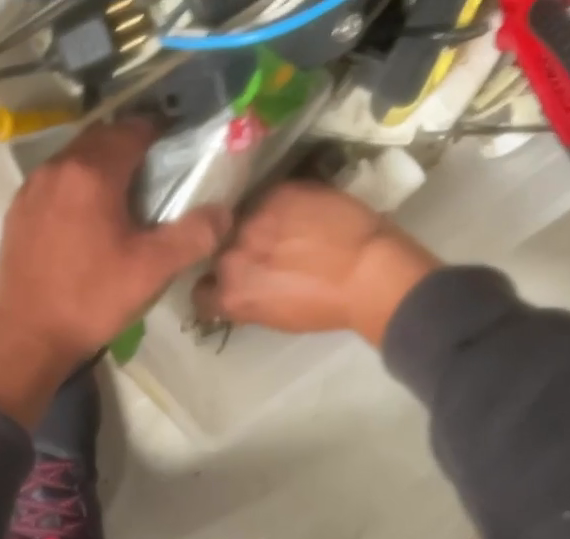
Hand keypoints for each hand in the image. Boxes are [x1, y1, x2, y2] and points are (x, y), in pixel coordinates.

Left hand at [0, 119, 229, 428]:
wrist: (28, 337)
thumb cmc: (92, 300)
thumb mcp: (152, 271)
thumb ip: (193, 235)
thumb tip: (224, 212)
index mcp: (92, 172)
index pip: (132, 130)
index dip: (159, 133)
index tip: (178, 149)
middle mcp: (56, 168)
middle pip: (100, 139)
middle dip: (130, 147)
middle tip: (156, 175)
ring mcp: (31, 189)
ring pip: (74, 161)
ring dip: (101, 167)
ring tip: (124, 199)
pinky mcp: (17, 214)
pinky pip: (54, 185)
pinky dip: (76, 189)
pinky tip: (87, 221)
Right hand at [194, 182, 441, 346]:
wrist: (368, 273)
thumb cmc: (325, 307)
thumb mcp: (275, 317)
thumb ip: (247, 301)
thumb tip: (240, 291)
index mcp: (230, 292)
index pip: (200, 291)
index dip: (214, 288)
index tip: (230, 285)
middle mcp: (232, 253)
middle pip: (217, 250)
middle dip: (231, 252)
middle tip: (260, 255)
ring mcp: (254, 217)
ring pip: (240, 219)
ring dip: (254, 225)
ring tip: (282, 231)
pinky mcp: (279, 190)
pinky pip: (267, 197)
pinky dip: (279, 206)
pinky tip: (300, 214)